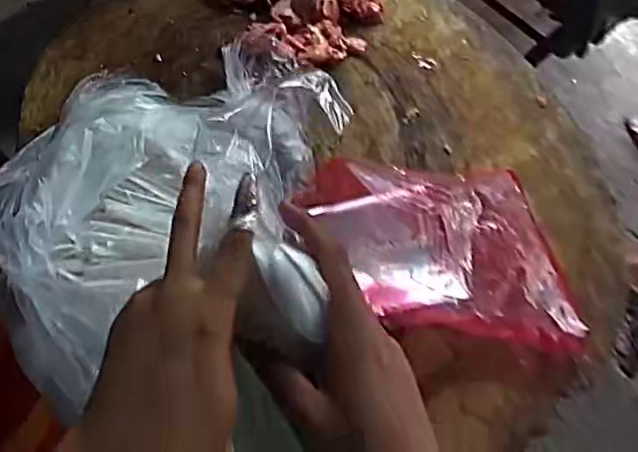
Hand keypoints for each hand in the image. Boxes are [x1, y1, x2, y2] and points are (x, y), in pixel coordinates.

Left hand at [65, 164, 255, 451]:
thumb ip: (222, 344)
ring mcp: (141, 306)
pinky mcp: (120, 322)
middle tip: (195, 166)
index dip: (245, 218)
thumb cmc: (186, 433)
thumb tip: (221, 322)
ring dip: (181, 290)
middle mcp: (172, 297)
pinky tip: (167, 341)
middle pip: (184, 235)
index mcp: (206, 313)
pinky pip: (152, 305)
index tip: (249, 185)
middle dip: (192, 197)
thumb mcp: (224, 391)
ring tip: (189, 325)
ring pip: (169, 283)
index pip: (233, 255)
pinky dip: (164, 312)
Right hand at [256, 204, 438, 451]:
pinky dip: (334, 318)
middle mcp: (375, 327)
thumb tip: (242, 335)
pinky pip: (360, 326)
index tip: (285, 208)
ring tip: (288, 299)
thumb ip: (277, 373)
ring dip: (321, 292)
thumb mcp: (310, 416)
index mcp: (354, 328)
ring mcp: (390, 346)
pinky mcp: (395, 365)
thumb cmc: (360, 445)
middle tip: (274, 256)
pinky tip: (317, 342)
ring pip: (350, 304)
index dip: (310, 228)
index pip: (333, 261)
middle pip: (341, 278)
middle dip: (309, 259)